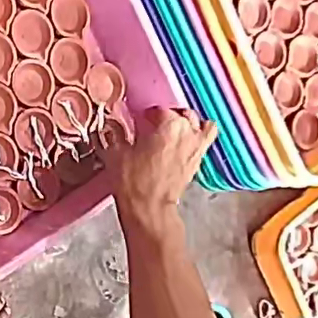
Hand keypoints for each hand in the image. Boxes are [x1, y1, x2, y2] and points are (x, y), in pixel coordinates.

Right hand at [105, 107, 217, 224]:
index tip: (136, 119)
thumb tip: (112, 128)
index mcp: (168, 123)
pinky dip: (198, 137)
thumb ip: (116, 135)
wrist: (149, 207)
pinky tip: (184, 143)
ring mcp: (197, 146)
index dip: (144, 114)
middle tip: (151, 125)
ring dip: (187, 123)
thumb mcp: (116, 153)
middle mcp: (188, 131)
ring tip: (172, 130)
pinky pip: (205, 140)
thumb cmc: (134, 181)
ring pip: (199, 123)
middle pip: (180, 113)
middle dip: (166, 116)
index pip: (158, 110)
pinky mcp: (198, 161)